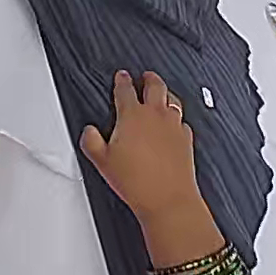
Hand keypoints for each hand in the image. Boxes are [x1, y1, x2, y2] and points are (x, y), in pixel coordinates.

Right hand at [80, 71, 223, 265]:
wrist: (167, 198)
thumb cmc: (136, 181)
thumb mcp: (102, 161)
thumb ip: (92, 141)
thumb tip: (89, 131)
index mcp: (132, 115)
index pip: (125, 89)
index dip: (122, 80)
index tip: (121, 76)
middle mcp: (155, 115)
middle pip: (154, 85)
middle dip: (148, 78)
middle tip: (145, 76)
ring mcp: (173, 125)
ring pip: (172, 99)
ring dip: (165, 93)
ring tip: (161, 92)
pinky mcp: (186, 138)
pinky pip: (182, 120)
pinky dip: (176, 118)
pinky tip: (174, 123)